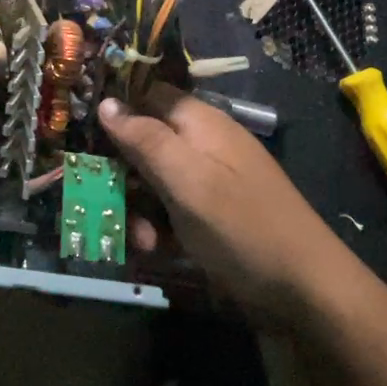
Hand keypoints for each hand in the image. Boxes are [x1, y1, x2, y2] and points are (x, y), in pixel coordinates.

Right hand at [99, 82, 357, 326]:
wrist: (307, 292)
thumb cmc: (241, 225)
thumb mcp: (185, 178)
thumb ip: (143, 137)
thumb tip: (106, 101)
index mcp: (198, 121)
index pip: (144, 93)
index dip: (112, 108)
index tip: (80, 130)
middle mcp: (202, 144)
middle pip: (142, 141)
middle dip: (119, 171)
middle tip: (101, 198)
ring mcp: (209, 181)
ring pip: (152, 180)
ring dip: (135, 207)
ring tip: (139, 240)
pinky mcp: (212, 215)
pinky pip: (171, 210)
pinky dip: (158, 227)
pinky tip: (155, 250)